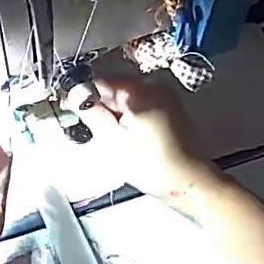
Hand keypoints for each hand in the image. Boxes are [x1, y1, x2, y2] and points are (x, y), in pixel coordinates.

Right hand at [67, 75, 223, 201]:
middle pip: (115, 88)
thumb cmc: (151, 164)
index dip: (84, 95)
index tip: (75, 111)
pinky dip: (131, 116)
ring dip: (116, 112)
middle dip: (101, 105)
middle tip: (96, 130)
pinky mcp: (171, 110)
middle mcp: (155, 88)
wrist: (189, 183)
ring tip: (114, 137)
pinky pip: (141, 105)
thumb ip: (91, 113)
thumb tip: (75, 96)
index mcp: (139, 92)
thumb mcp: (112, 140)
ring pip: (127, 98)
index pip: (100, 81)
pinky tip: (130, 137)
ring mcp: (166, 98)